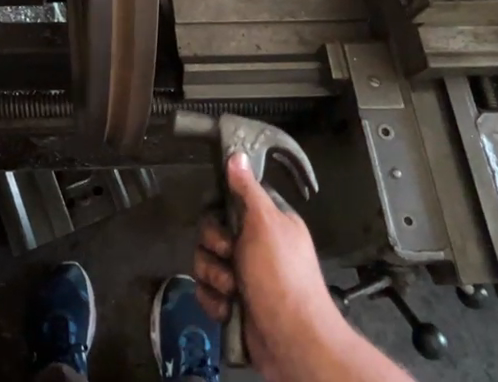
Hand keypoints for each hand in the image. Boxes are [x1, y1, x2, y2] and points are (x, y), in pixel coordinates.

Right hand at [193, 154, 348, 380]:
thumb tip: (237, 154)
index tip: (222, 217)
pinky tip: (227, 309)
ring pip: (206, 262)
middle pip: (212, 232)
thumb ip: (248, 190)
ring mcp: (245, 277)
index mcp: (269, 223)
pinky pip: (207, 291)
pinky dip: (214, 301)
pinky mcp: (234, 303)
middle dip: (214, 247)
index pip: (232, 202)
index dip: (221, 209)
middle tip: (230, 256)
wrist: (291, 342)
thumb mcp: (266, 224)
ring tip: (232, 291)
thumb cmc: (282, 278)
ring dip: (213, 277)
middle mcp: (256, 247)